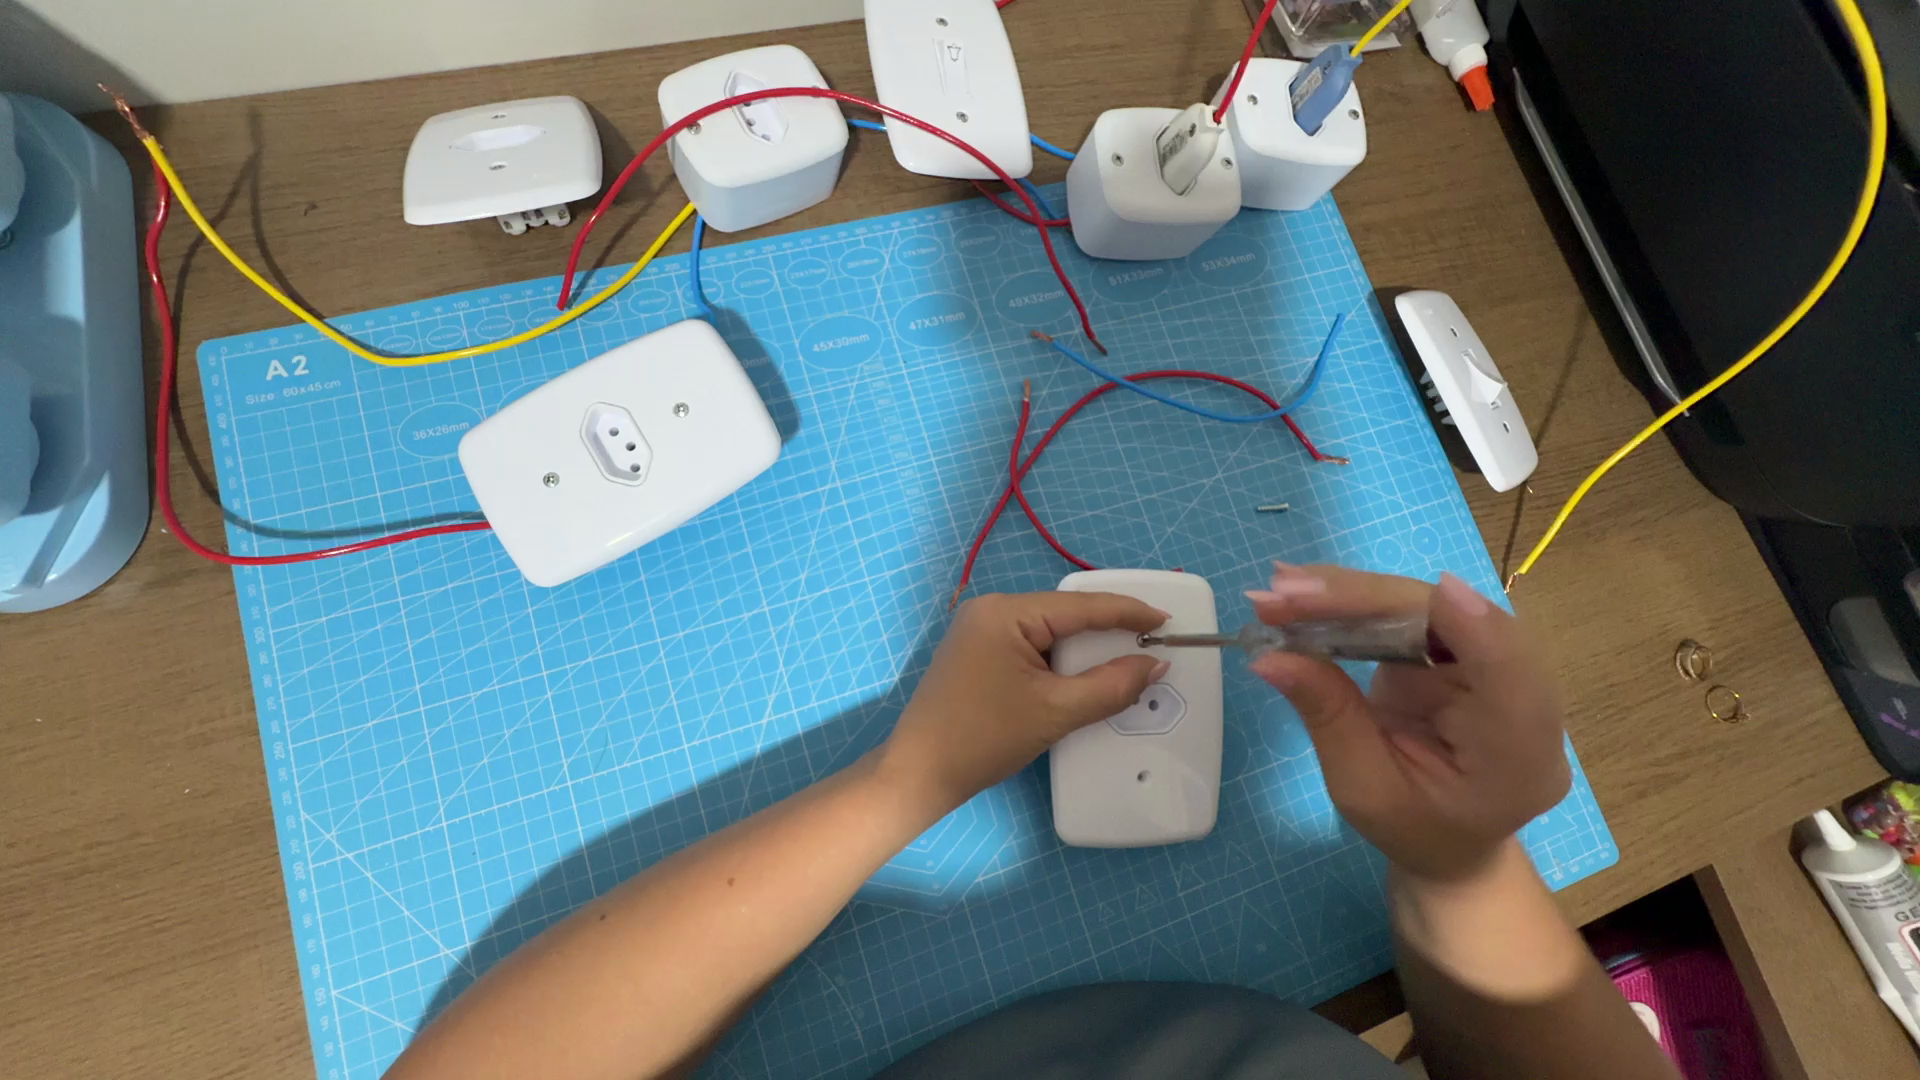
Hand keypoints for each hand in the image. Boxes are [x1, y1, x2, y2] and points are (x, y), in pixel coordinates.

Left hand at [880, 592, 1168, 812]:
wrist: (920, 773)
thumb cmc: (984, 737)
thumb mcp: (1056, 712)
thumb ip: (1111, 686)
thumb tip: (1154, 664)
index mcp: (1006, 613)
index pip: (1080, 605)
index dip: (1127, 612)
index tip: (1166, 620)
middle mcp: (991, 611)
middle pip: (1064, 615)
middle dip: (1106, 634)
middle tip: (1149, 648)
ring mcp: (980, 631)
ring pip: (1050, 633)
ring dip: (1083, 652)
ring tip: (1122, 668)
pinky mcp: (978, 653)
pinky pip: (1032, 647)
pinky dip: (1060, 663)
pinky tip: (1082, 679)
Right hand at [1246, 564, 1569, 883]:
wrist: (1449, 844)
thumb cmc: (1412, 829)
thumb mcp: (1362, 787)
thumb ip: (1328, 717)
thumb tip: (1270, 656)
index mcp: (1517, 753)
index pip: (1510, 673)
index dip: (1470, 624)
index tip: (1423, 590)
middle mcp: (1516, 695)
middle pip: (1454, 624)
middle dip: (1367, 599)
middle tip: (1284, 593)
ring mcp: (1488, 665)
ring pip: (1428, 608)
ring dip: (1352, 593)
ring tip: (1279, 591)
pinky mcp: (1456, 650)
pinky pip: (1410, 614)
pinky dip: (1355, 602)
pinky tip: (1305, 595)